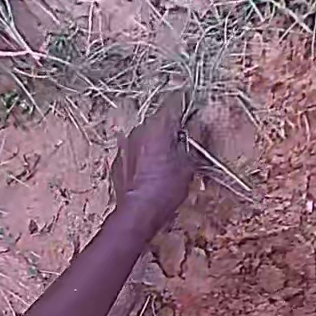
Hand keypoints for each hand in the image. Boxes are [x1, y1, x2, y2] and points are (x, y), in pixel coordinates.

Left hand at [107, 91, 199, 229]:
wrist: (137, 213)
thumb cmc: (165, 189)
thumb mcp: (189, 163)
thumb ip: (195, 136)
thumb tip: (198, 120)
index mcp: (158, 125)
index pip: (175, 101)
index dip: (188, 105)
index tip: (194, 114)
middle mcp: (138, 129)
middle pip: (159, 120)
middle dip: (171, 128)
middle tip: (184, 145)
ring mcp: (124, 144)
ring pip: (145, 136)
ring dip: (155, 143)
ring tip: (165, 163)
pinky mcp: (117, 161)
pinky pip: (133, 151)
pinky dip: (142, 157)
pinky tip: (149, 173)